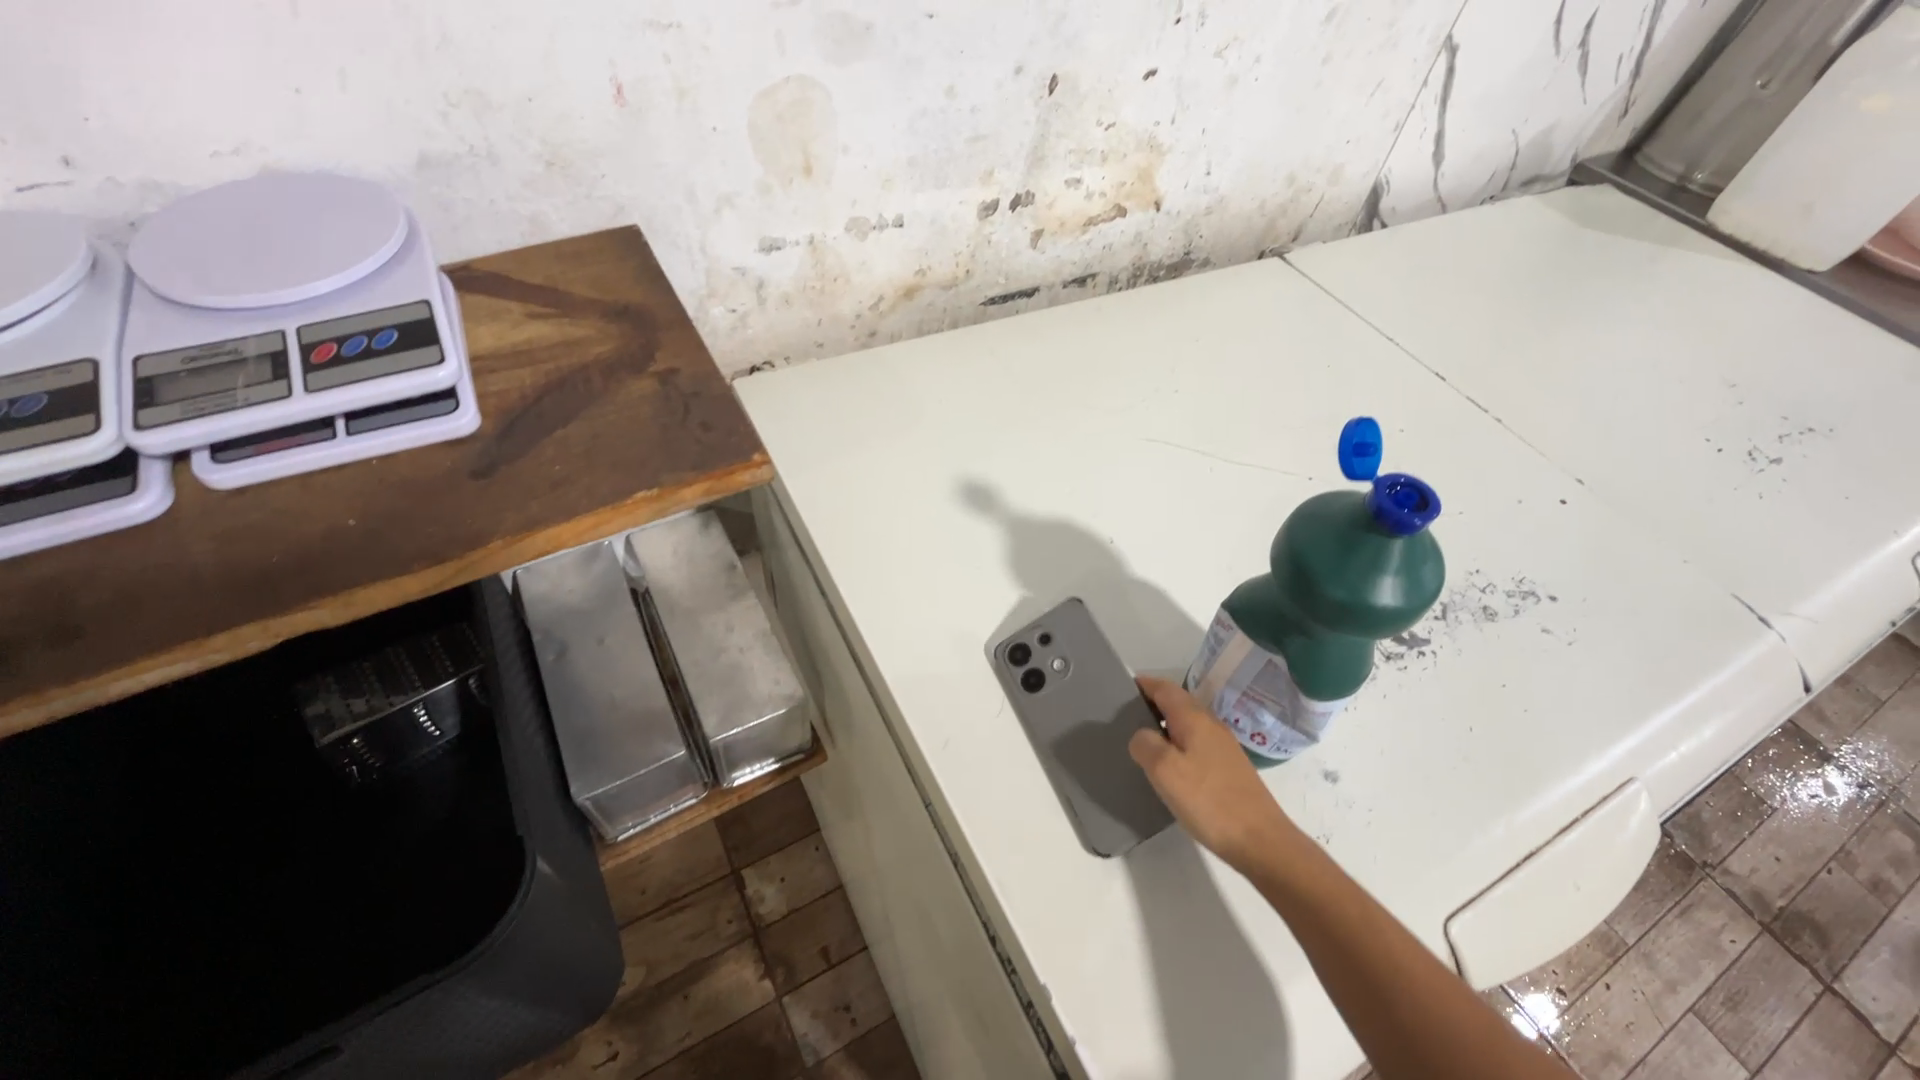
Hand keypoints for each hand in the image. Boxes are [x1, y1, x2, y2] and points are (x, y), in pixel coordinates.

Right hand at [1129, 675, 1304, 872]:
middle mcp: (1211, 726)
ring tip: (1141, 745)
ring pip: (1187, 726)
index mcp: (1194, 719)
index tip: (1120, 689)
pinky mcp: (1229, 770)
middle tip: (1123, 719)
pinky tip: (1169, 770)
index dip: (1143, 684)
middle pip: (1177, 704)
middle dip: (1151, 705)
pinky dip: (1177, 747)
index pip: (1165, 688)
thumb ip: (1145, 744)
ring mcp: (1223, 748)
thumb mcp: (1165, 770)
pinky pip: (1196, 746)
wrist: (1260, 839)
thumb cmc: (1209, 801)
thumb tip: (1141, 735)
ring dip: (1164, 728)